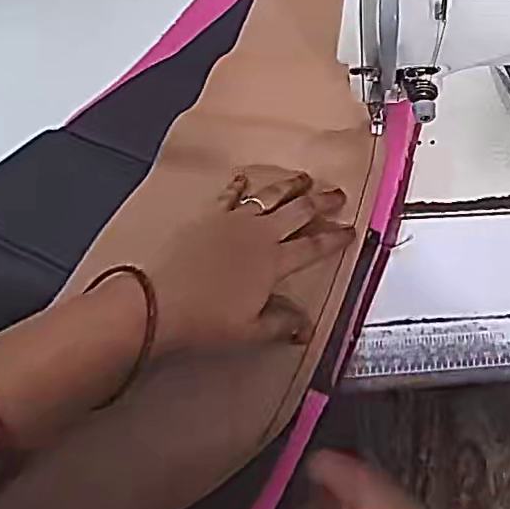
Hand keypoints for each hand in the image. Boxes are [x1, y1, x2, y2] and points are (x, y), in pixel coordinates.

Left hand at [141, 168, 351, 354]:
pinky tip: (245, 177)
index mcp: (275, 261)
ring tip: (305, 178)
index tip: (350, 230)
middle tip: (338, 194)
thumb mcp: (250, 330)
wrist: (160, 301)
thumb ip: (282, 323)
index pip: (314, 246)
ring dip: (291, 185)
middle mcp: (261, 234)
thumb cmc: (206, 319)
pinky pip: (230, 195)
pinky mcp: (210, 214)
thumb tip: (307, 326)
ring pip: (271, 196)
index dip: (335, 238)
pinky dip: (239, 185)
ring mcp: (235, 220)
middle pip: (299, 211)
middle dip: (322, 201)